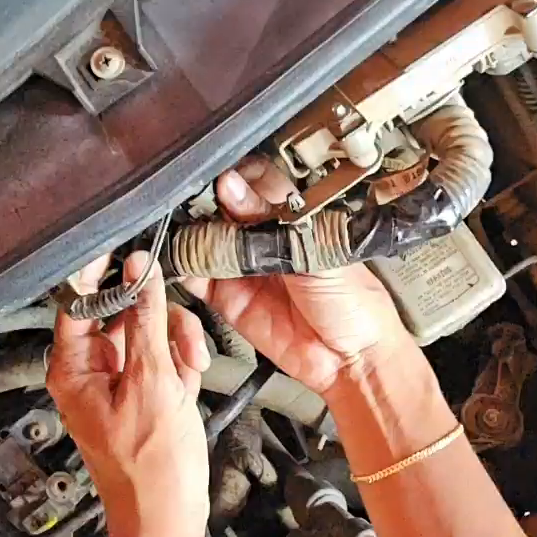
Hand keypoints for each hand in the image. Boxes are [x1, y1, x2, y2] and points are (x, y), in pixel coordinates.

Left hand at [46, 252, 212, 536]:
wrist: (168, 518)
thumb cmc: (150, 467)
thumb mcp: (153, 382)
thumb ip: (146, 318)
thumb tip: (139, 269)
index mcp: (73, 368)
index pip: (79, 299)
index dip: (104, 272)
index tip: (131, 250)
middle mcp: (90, 370)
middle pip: (123, 312)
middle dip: (159, 320)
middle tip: (182, 338)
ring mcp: (118, 382)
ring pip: (148, 332)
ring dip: (176, 344)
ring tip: (191, 369)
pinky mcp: (142, 392)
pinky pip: (162, 357)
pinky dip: (180, 365)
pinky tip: (189, 386)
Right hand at [182, 158, 421, 397]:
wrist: (353, 357)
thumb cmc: (353, 299)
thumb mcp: (314, 252)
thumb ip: (269, 222)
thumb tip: (233, 188)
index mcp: (290, 217)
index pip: (253, 185)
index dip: (234, 179)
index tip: (218, 179)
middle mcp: (263, 239)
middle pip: (221, 211)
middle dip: (205, 205)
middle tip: (195, 203)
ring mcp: (244, 268)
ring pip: (204, 242)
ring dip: (190, 235)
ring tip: (186, 230)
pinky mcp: (229, 299)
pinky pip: (197, 279)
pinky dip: (183, 269)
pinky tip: (182, 259)